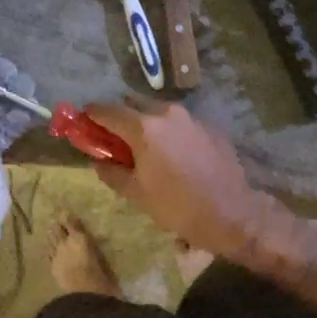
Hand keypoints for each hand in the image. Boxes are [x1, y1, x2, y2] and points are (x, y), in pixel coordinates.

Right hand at [85, 102, 275, 265]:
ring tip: (143, 149)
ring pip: (157, 112)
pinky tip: (172, 155)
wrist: (235, 214)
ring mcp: (191, 118)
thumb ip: (111, 172)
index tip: (82, 122)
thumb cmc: (179, 207)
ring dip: (144, 123)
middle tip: (111, 138)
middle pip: (132, 104)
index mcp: (144, 128)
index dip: (90, 115)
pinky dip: (167, 132)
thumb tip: (97, 160)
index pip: (106, 110)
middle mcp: (166, 114)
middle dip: (118, 116)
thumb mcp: (137, 194)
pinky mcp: (209, 127)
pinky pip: (179, 123)